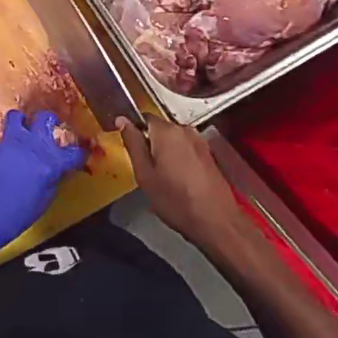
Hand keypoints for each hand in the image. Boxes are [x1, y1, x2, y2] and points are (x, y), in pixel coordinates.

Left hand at [0, 109, 87, 262]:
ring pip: (18, 117)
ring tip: (21, 132)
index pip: (74, 151)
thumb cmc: (17, 215)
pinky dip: (6, 143)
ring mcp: (10, 142)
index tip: (76, 155)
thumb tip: (55, 169)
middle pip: (45, 119)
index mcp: (52, 162)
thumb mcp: (45, 199)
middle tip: (47, 131)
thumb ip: (53, 178)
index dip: (78, 153)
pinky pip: (2, 137)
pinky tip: (4, 155)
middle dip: (49, 122)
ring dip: (22, 122)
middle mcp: (33, 145)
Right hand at [117, 115, 244, 248]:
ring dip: (164, 153)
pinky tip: (177, 180)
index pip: (143, 118)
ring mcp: (200, 142)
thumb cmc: (175, 200)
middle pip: (159, 129)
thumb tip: (122, 120)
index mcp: (167, 131)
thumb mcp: (144, 174)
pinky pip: (185, 150)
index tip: (130, 149)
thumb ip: (133, 143)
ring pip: (173, 141)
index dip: (134, 131)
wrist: (214, 220)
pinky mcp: (209, 155)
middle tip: (144, 169)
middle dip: (150, 144)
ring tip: (161, 178)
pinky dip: (178, 160)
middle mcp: (186, 130)